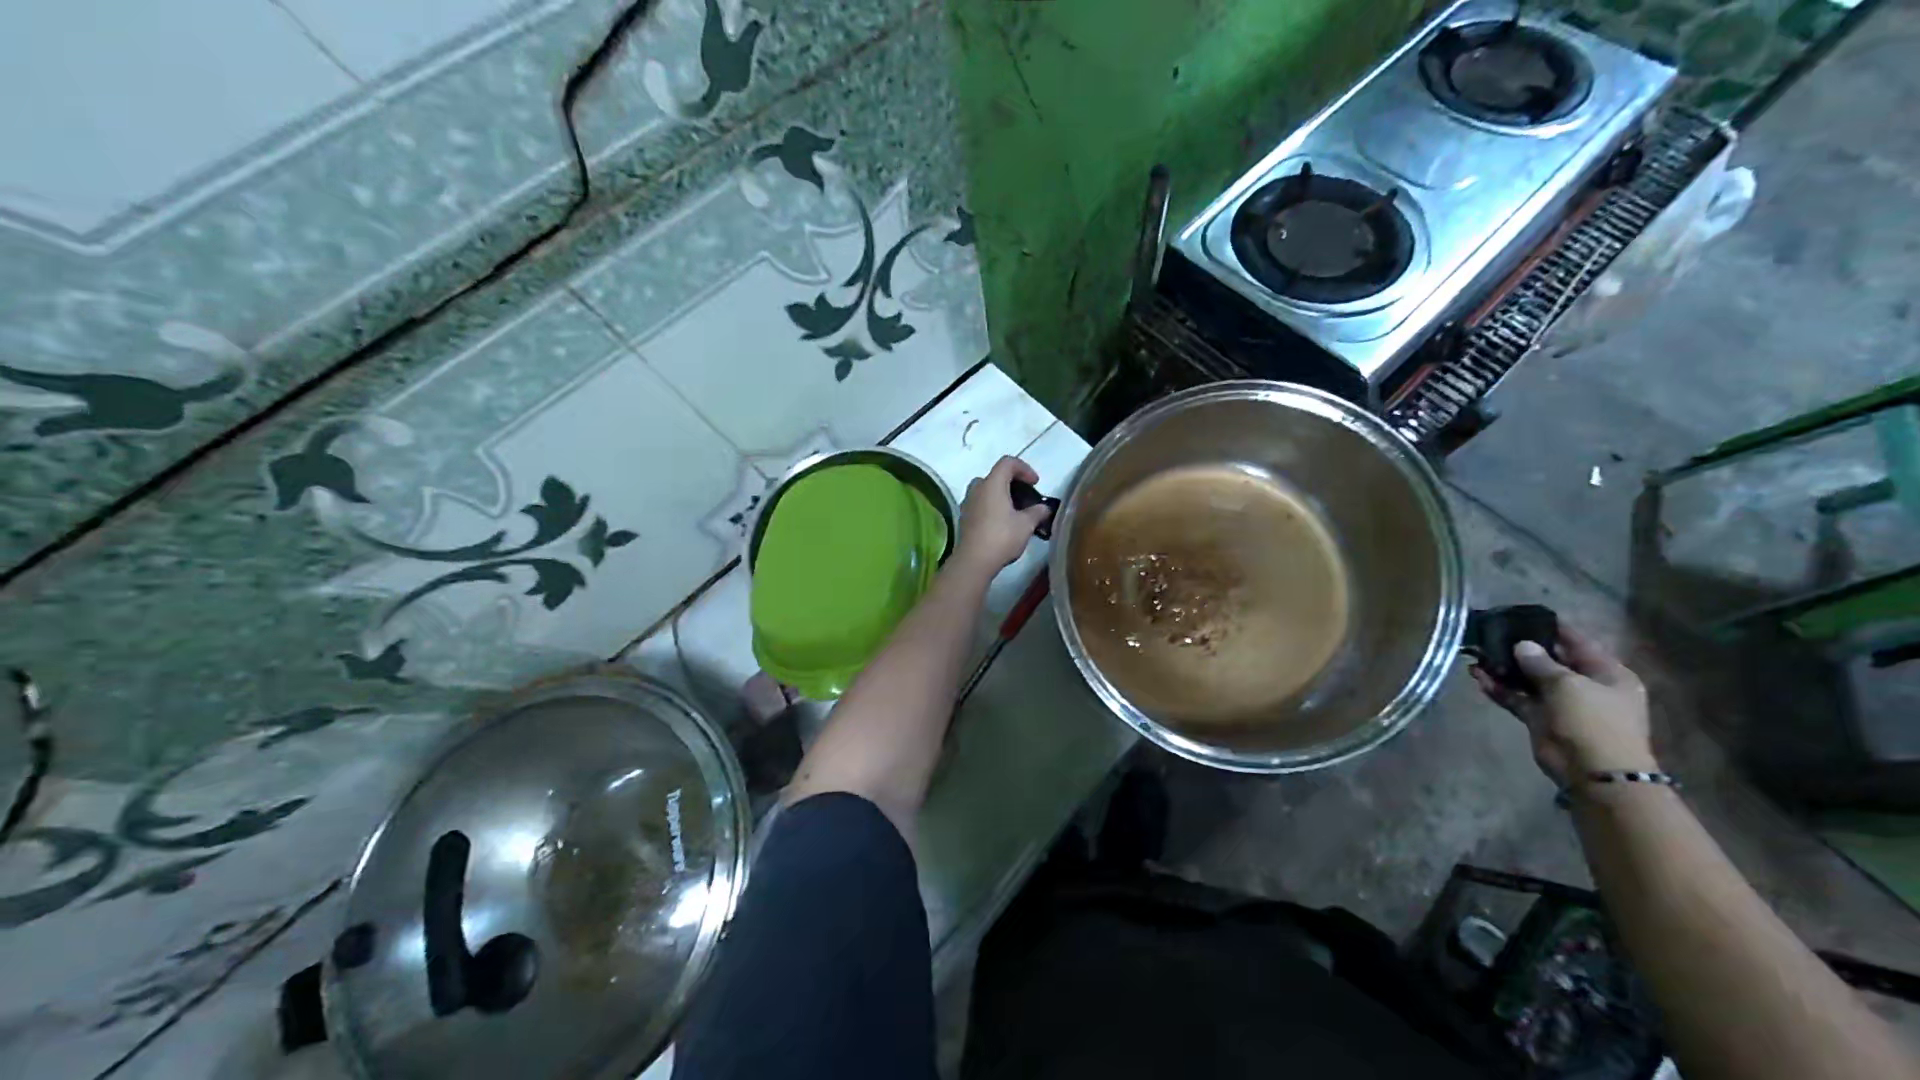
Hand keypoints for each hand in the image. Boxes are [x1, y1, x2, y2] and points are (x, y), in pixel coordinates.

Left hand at [955, 456, 1050, 573]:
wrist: (974, 561)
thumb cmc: (1002, 537)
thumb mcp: (1026, 524)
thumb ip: (1037, 512)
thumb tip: (1044, 508)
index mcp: (992, 484)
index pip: (1007, 463)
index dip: (1024, 468)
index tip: (1035, 483)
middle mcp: (976, 489)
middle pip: (994, 476)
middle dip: (1010, 483)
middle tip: (1023, 497)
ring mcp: (967, 504)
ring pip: (985, 491)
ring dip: (1000, 496)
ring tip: (1014, 512)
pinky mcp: (964, 519)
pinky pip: (979, 505)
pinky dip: (991, 508)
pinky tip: (1002, 524)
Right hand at [1471, 625, 1655, 784]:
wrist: (1593, 771)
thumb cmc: (1593, 721)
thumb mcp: (1568, 684)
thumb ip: (1541, 663)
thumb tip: (1523, 645)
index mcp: (1607, 673)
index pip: (1578, 642)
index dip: (1552, 628)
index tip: (1522, 615)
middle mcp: (1585, 685)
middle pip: (1549, 660)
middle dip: (1520, 649)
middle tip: (1491, 633)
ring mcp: (1561, 703)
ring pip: (1528, 679)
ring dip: (1504, 669)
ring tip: (1476, 654)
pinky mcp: (1540, 719)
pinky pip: (1516, 698)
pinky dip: (1499, 688)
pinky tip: (1477, 676)